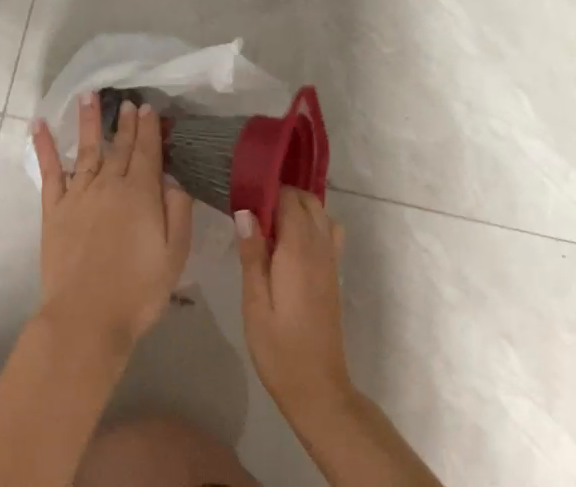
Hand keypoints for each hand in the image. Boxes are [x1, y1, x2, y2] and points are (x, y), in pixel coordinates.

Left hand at [32, 93, 192, 350]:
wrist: (87, 316)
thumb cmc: (139, 290)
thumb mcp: (175, 254)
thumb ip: (178, 212)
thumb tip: (174, 180)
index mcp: (141, 194)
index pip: (147, 152)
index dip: (149, 129)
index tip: (149, 108)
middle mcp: (109, 185)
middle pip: (120, 147)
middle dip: (125, 123)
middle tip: (128, 102)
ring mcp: (78, 195)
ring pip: (87, 150)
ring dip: (89, 122)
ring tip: (89, 95)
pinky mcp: (54, 209)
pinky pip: (50, 171)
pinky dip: (45, 146)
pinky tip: (39, 125)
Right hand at [237, 188, 351, 416]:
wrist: (317, 386)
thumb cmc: (278, 347)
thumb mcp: (255, 302)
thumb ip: (252, 255)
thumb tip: (246, 211)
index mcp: (299, 251)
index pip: (289, 199)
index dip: (267, 190)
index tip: (241, 192)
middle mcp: (321, 249)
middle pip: (309, 201)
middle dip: (282, 195)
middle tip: (250, 208)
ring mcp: (331, 262)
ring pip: (321, 214)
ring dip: (297, 208)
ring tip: (266, 223)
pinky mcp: (333, 275)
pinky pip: (328, 233)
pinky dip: (311, 224)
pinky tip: (287, 244)